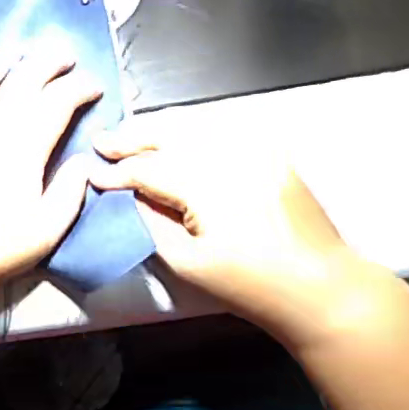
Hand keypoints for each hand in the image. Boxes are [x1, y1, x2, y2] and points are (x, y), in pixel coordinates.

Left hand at [0, 48, 103, 293]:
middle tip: (64, 56)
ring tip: (11, 56)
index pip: (58, 101)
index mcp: (24, 145)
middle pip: (20, 80)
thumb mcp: (47, 230)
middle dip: (46, 61)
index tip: (95, 86)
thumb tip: (83, 162)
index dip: (80, 88)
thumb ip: (70, 192)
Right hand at [89, 120, 391, 346]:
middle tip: (103, 141)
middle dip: (134, 137)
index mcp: (204, 183)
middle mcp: (229, 154)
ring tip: (134, 134)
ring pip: (197, 125)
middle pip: (170, 134)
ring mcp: (255, 148)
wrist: (316, 284)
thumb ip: (150, 222)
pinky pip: (226, 129)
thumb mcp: (186, 262)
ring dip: (162, 128)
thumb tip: (129, 196)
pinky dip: (197, 128)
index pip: (148, 169)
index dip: (117, 173)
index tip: (92, 175)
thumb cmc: (247, 284)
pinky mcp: (272, 153)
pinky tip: (182, 135)